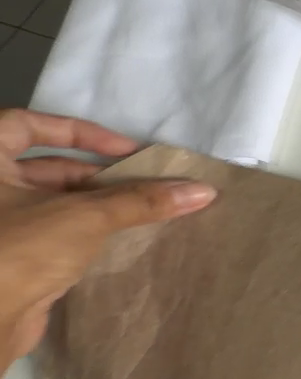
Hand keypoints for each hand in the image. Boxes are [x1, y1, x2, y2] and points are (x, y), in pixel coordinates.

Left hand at [0, 111, 216, 371]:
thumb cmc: (14, 249)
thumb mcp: (85, 216)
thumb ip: (142, 200)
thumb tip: (203, 190)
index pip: (24, 126)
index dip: (79, 132)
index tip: (127, 152)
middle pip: (44, 166)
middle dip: (101, 174)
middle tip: (152, 187)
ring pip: (52, 200)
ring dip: (101, 204)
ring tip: (150, 213)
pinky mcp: (7, 252)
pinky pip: (52, 228)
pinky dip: (88, 228)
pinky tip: (126, 237)